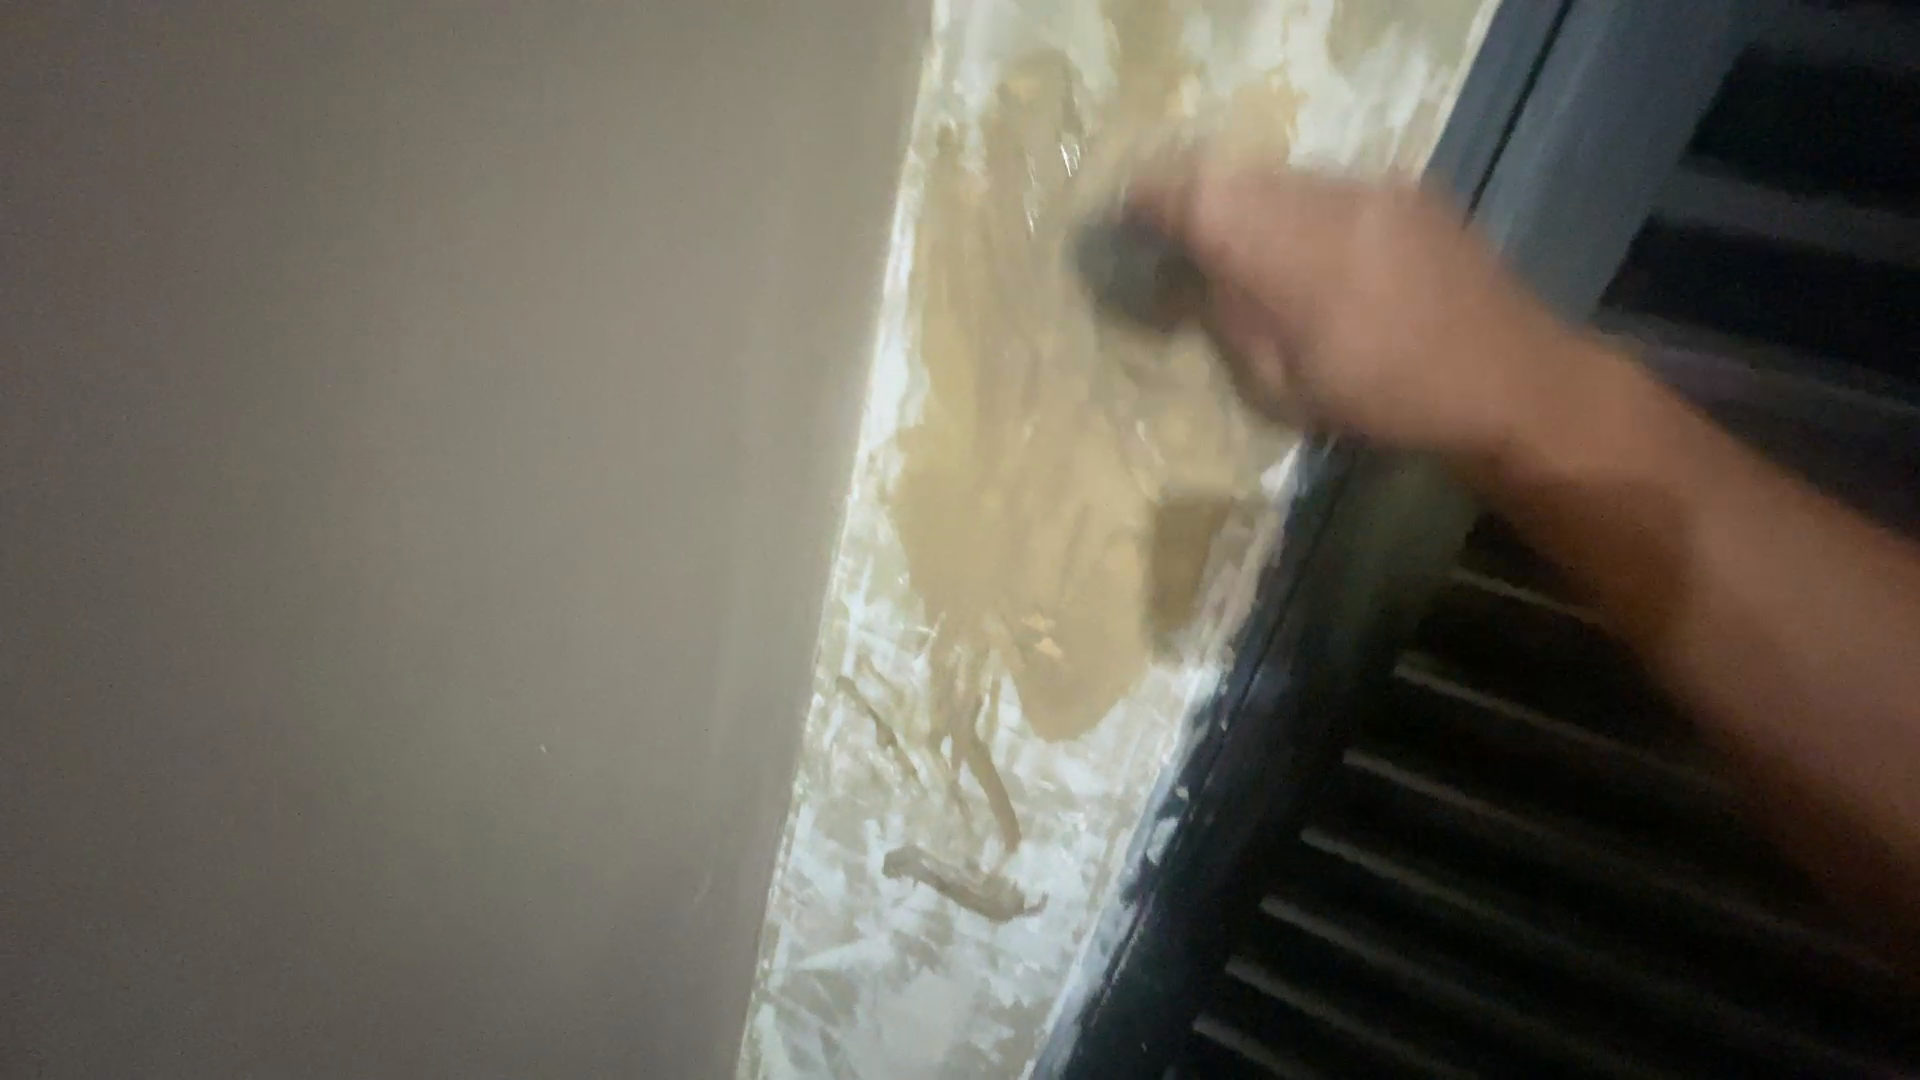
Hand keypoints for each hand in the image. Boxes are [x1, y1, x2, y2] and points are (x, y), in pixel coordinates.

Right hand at [1133, 164, 1595, 465]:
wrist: (1510, 379)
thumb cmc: (1384, 401)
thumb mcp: (1281, 385)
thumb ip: (1231, 319)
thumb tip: (1193, 279)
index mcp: (1296, 262)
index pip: (1203, 203)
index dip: (1154, 201)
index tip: (1124, 218)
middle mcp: (1332, 205)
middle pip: (1235, 176)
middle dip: (1191, 199)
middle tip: (1168, 236)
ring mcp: (1374, 190)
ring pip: (1278, 176)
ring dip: (1241, 204)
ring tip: (1228, 245)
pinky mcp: (1404, 189)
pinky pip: (1320, 184)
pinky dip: (1287, 206)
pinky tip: (1294, 245)